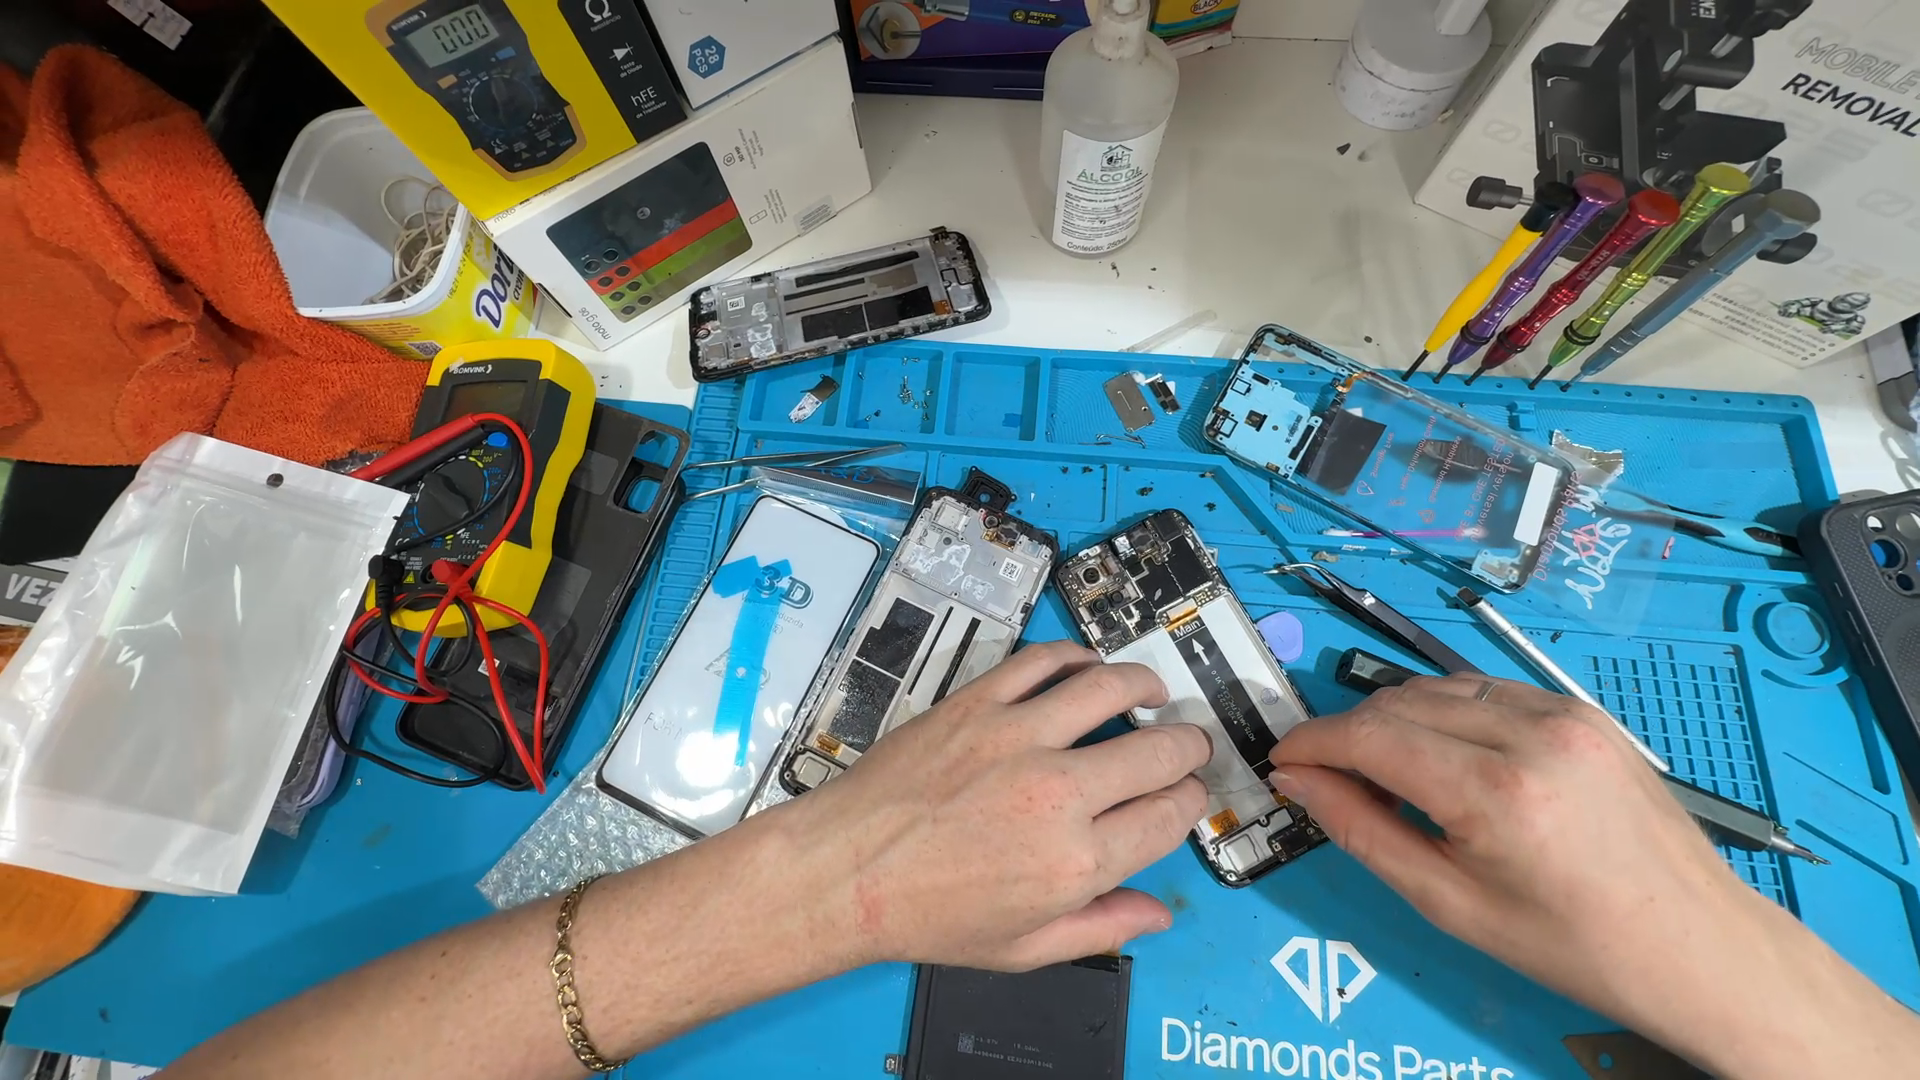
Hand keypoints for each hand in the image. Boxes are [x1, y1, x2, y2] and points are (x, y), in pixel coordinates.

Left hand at [790, 641, 1210, 971]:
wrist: (849, 868)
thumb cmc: (929, 913)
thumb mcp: (1022, 948)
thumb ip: (1099, 928)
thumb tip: (1159, 911)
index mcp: (1075, 862)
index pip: (1167, 816)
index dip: (1190, 799)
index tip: (1189, 790)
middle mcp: (1057, 793)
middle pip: (1156, 749)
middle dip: (1186, 744)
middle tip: (1187, 740)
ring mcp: (1016, 737)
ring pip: (1108, 688)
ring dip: (1144, 683)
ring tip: (1152, 688)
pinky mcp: (978, 702)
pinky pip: (1042, 661)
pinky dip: (1075, 656)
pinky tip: (1087, 664)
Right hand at [1268, 676, 1919, 1079]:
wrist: (1709, 952)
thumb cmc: (1570, 944)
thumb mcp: (1447, 902)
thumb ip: (1358, 829)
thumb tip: (1294, 779)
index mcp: (1497, 792)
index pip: (1368, 736)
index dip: (1311, 742)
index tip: (1281, 760)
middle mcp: (1529, 732)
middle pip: (1392, 704)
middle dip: (1345, 734)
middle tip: (1328, 777)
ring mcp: (1561, 712)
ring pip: (1429, 687)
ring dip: (1387, 719)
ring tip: (1383, 768)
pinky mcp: (1579, 708)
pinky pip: (1475, 688)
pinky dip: (1436, 711)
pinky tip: (1440, 752)